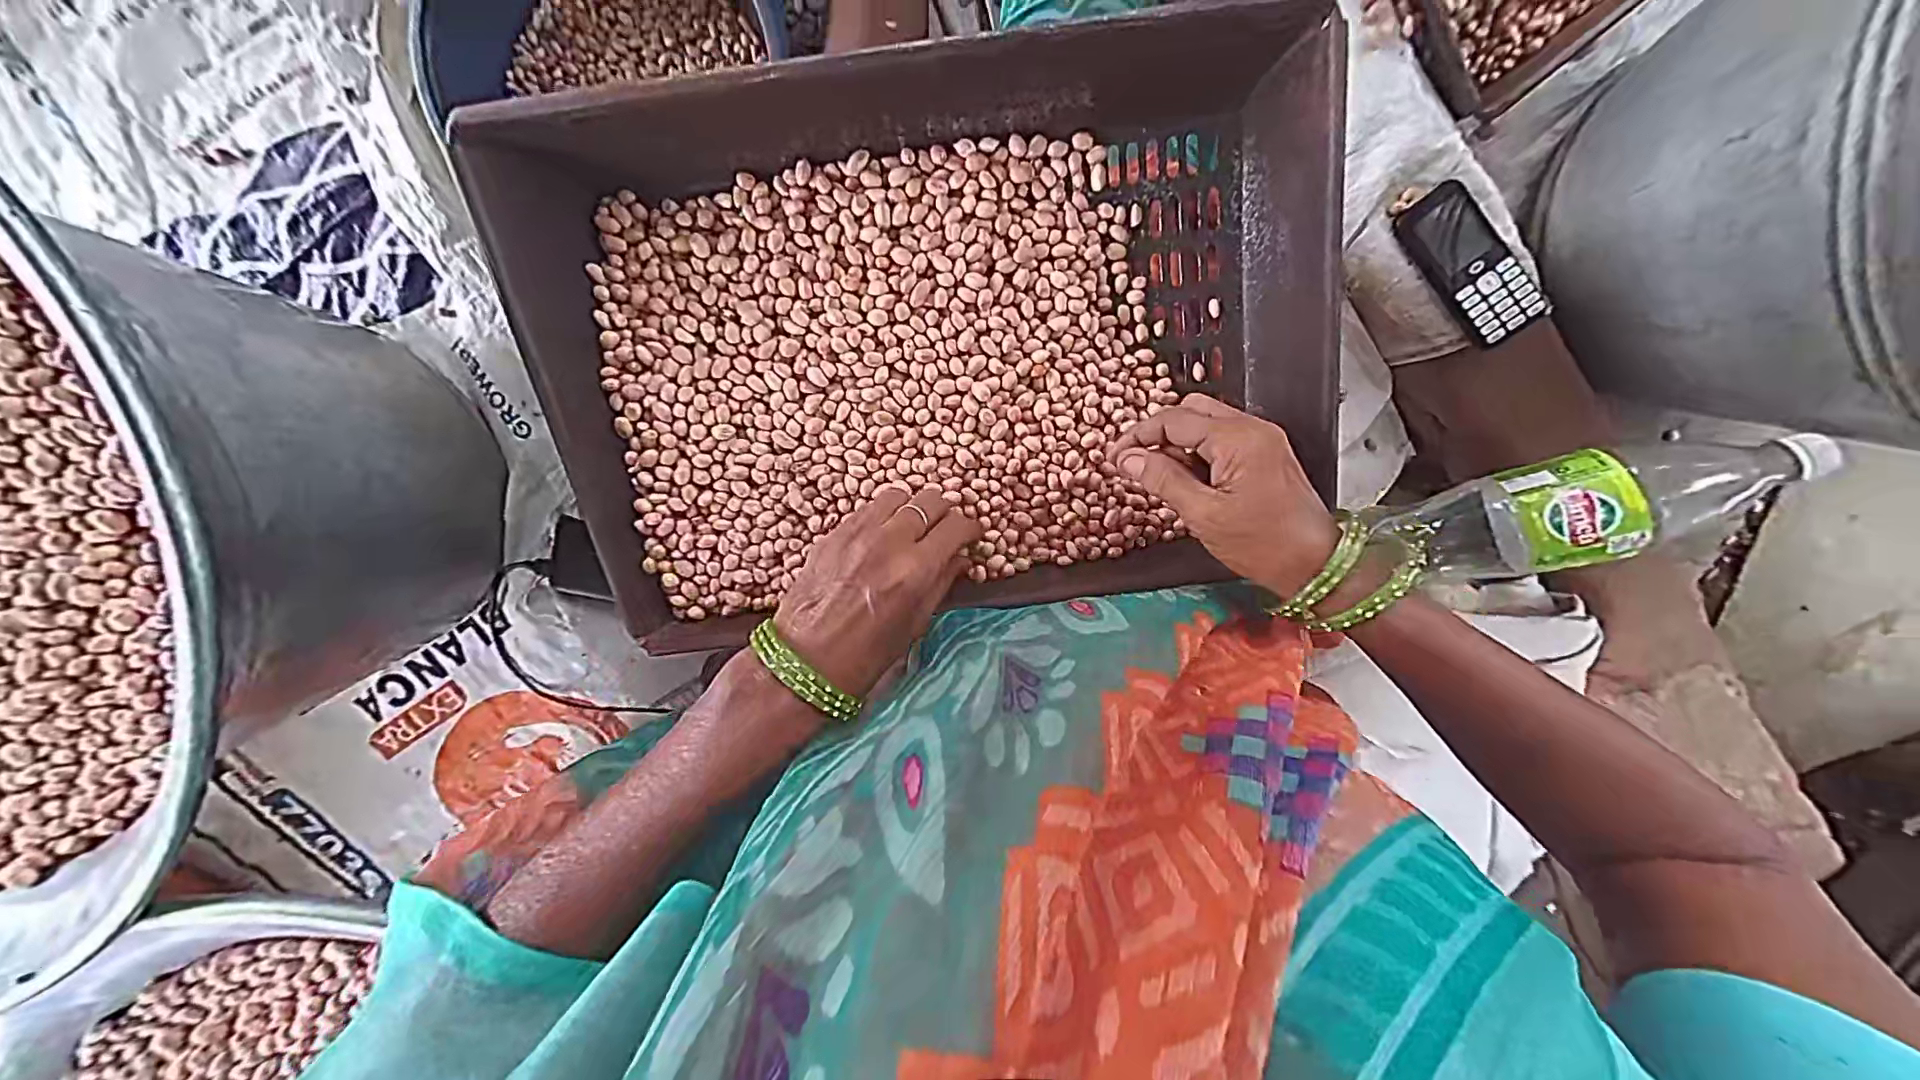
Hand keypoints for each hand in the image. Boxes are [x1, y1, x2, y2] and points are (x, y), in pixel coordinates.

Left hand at [773, 484, 981, 697]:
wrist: (807, 660)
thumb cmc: (867, 654)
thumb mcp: (916, 622)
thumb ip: (941, 582)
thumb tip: (960, 558)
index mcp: (915, 569)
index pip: (956, 526)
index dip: (971, 528)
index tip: (972, 535)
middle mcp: (888, 542)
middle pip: (929, 500)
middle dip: (945, 512)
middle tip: (945, 530)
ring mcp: (857, 533)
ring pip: (897, 496)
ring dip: (912, 508)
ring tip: (913, 527)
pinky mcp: (833, 534)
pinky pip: (867, 509)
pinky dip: (883, 516)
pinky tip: (883, 535)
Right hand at [1107, 395, 1337, 596]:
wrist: (1315, 564)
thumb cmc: (1262, 544)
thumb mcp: (1203, 514)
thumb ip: (1163, 480)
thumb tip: (1128, 459)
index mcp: (1238, 439)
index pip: (1174, 419)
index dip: (1138, 436)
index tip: (1115, 458)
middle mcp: (1252, 429)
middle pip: (1190, 411)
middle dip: (1157, 434)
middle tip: (1135, 465)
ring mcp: (1261, 440)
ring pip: (1205, 423)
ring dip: (1176, 444)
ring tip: (1159, 477)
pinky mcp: (1264, 454)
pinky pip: (1221, 440)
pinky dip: (1196, 453)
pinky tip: (1185, 481)